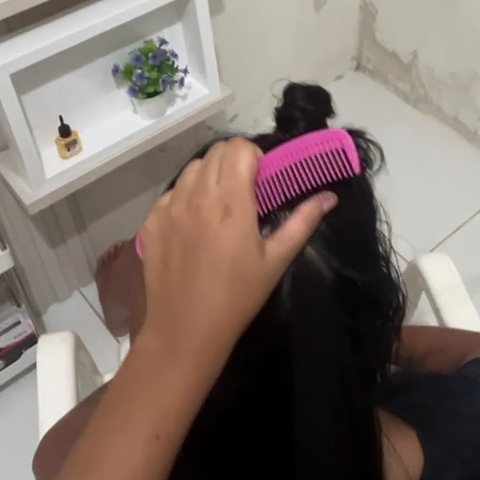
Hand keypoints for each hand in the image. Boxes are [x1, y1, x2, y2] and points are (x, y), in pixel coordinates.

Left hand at [132, 138, 335, 373]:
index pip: (239, 148)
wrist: (185, 330)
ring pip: (192, 169)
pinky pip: (171, 194)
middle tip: (246, 192)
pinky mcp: (151, 221)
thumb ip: (302, 222)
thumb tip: (329, 197)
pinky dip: (186, 198)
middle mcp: (196, 196)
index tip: (262, 181)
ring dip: (210, 177)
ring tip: (220, 208)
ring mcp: (169, 207)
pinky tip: (195, 226)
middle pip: (216, 152)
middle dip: (234, 163)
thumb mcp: (276, 261)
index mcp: (231, 202)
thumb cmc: (237, 297)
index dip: (254, 157)